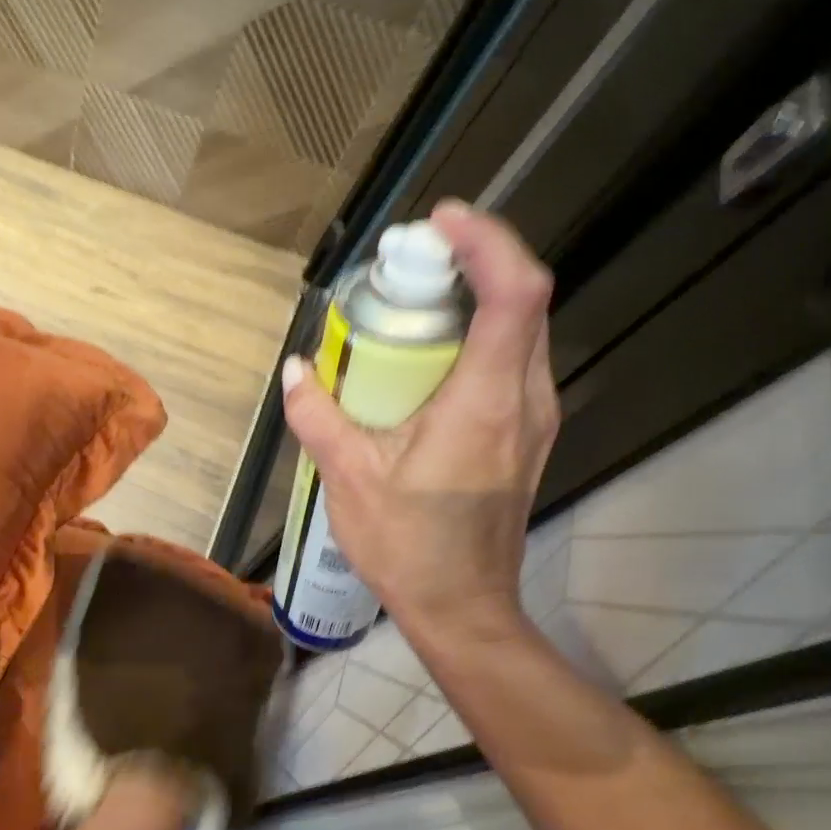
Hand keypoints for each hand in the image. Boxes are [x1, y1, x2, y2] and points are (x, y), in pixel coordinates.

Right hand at [280, 201, 558, 648]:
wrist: (463, 606)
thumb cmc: (408, 545)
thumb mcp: (348, 478)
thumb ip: (318, 416)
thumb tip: (297, 369)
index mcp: (484, 402)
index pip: (514, 294)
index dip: (488, 243)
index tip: (439, 223)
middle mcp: (524, 400)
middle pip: (523, 302)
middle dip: (474, 263)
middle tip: (413, 259)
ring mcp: (533, 418)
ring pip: (521, 332)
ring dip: (475, 300)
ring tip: (416, 300)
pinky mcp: (525, 435)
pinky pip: (510, 363)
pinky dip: (475, 338)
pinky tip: (426, 358)